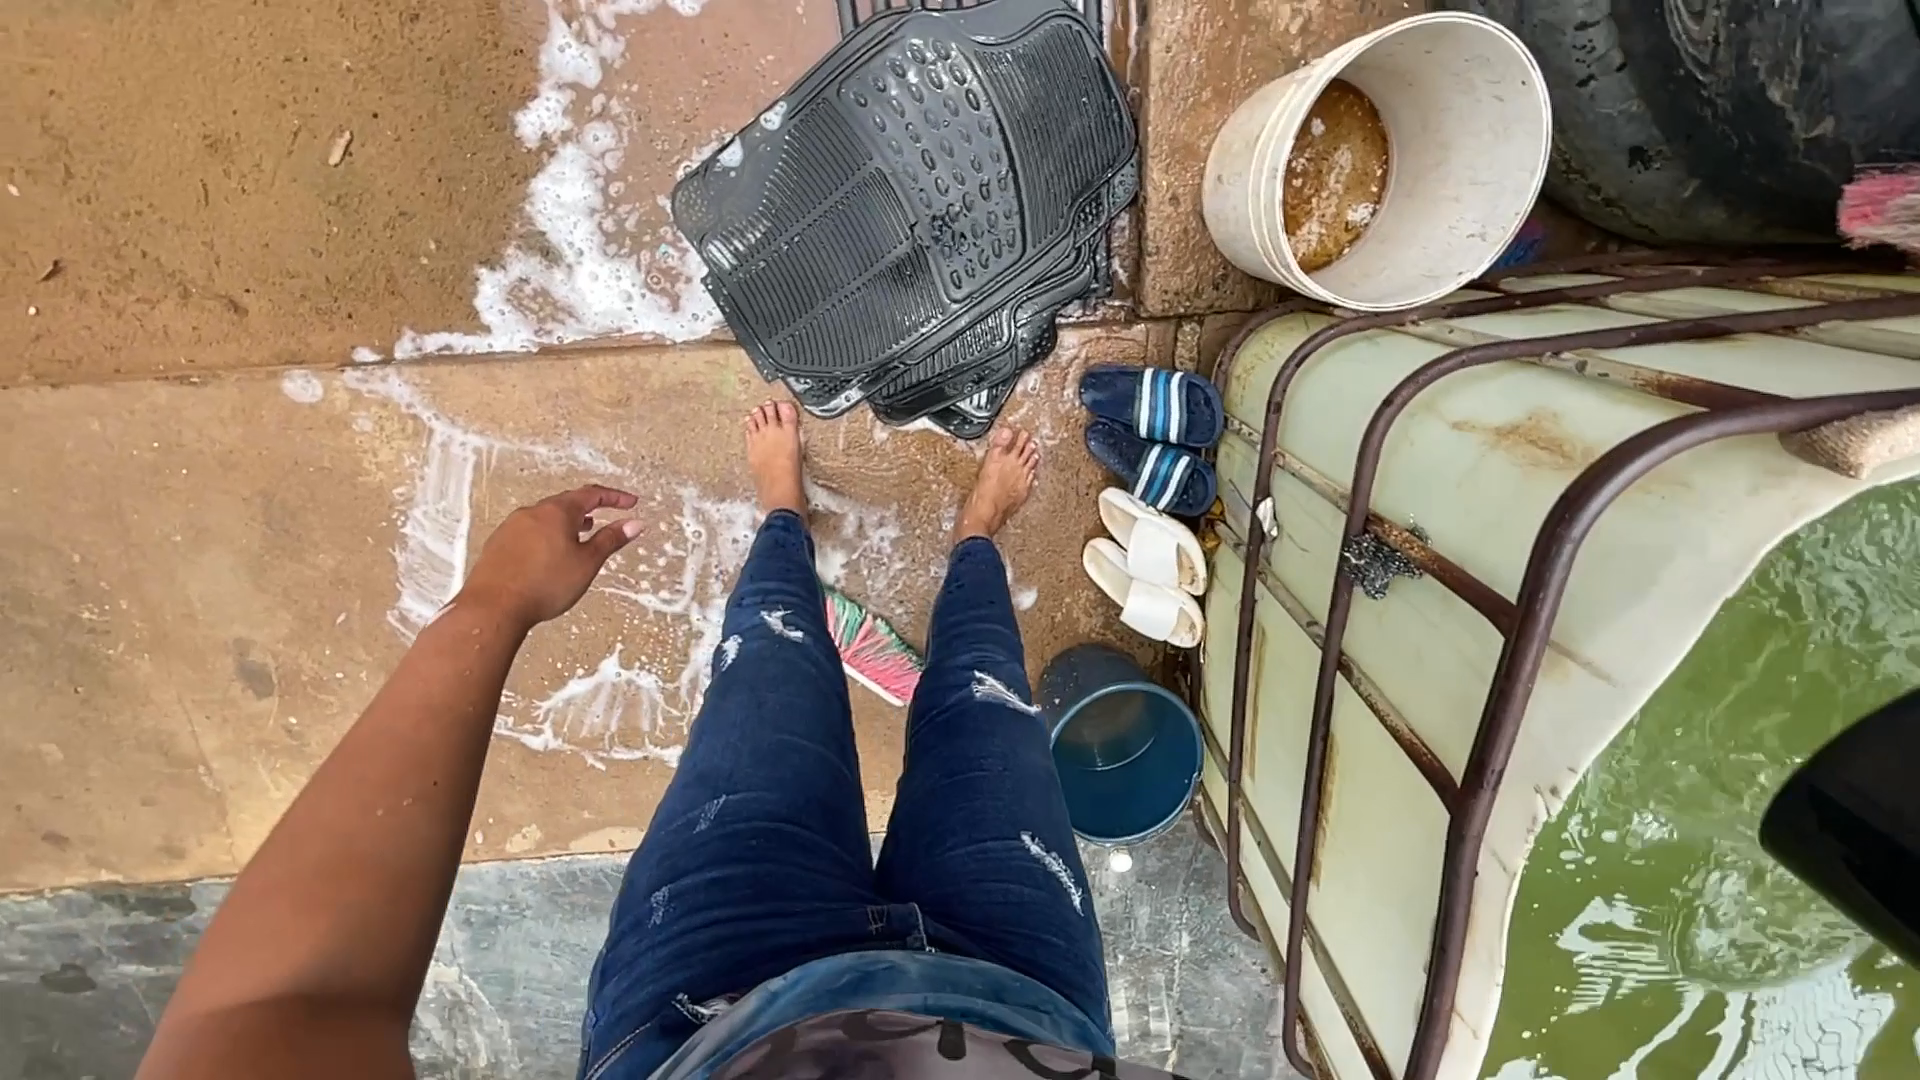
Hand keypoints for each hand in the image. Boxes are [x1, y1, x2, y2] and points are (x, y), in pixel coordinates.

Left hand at [454, 485, 641, 628]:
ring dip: (567, 521)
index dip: (615, 497)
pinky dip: (547, 535)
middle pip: (566, 502)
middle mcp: (532, 513)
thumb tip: (633, 524)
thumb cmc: (542, 584)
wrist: (494, 607)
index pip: (592, 494)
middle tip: (607, 513)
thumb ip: (611, 539)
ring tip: (581, 532)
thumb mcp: (588, 562)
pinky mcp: (499, 544)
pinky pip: (529, 531)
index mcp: (557, 512)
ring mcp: (512, 528)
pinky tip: (550, 552)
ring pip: (546, 516)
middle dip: (590, 507)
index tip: (629, 502)